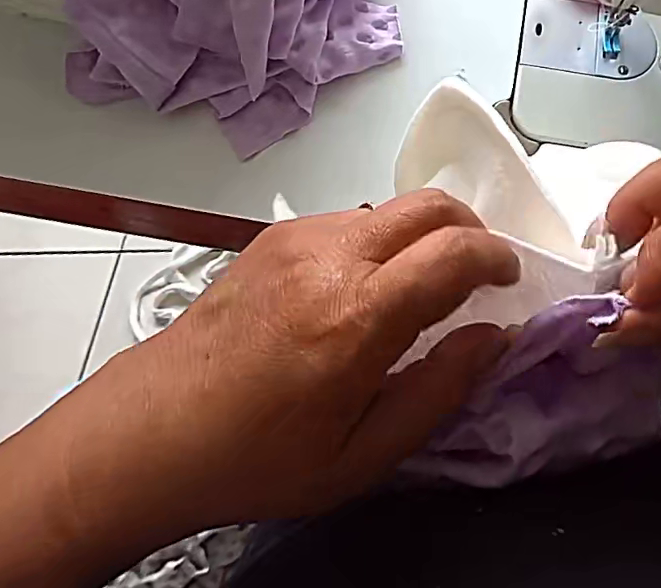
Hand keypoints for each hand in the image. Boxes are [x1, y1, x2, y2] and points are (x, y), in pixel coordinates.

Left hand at [39, 190, 519, 552]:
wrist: (151, 428)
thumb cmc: (258, 456)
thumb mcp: (363, 454)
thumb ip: (441, 388)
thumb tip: (495, 335)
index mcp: (356, 317)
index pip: (453, 253)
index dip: (496, 257)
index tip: (509, 277)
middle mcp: (331, 257)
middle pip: (431, 205)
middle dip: (472, 228)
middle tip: (480, 268)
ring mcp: (301, 235)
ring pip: (394, 207)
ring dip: (427, 233)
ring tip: (422, 282)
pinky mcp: (279, 232)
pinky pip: (355, 218)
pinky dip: (385, 238)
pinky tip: (368, 283)